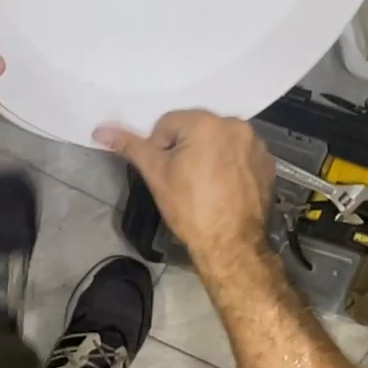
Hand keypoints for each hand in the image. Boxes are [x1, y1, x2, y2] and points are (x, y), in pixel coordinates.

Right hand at [95, 110, 273, 264]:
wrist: (231, 245)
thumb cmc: (190, 208)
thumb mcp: (155, 174)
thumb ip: (130, 146)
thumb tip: (100, 131)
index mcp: (206, 122)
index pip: (168, 123)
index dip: (160, 149)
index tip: (166, 173)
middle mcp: (235, 124)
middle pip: (195, 128)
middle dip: (185, 149)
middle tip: (182, 179)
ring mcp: (255, 143)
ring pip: (217, 140)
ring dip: (207, 154)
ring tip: (203, 184)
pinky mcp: (267, 161)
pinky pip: (239, 153)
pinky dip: (229, 164)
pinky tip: (222, 187)